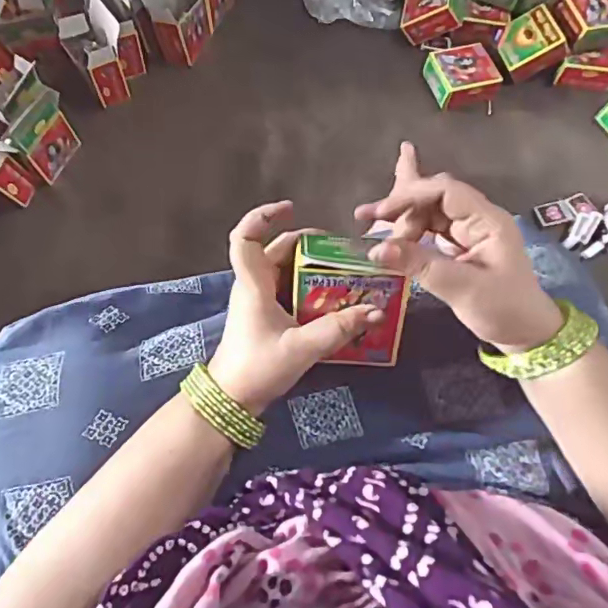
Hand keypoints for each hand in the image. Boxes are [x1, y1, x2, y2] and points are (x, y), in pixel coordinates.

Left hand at [207, 201, 382, 411]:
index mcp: (254, 284)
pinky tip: (333, 300)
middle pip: (275, 250)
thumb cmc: (257, 367)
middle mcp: (254, 286)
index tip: (290, 208)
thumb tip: (375, 311)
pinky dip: (309, 288)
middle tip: (339, 250)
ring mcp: (258, 301)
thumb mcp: (301, 348)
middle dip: (306, 245)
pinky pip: (288, 291)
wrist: (231, 399)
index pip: (245, 237)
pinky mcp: (265, 317)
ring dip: (311, 268)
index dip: (263, 216)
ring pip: (284, 271)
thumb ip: (338, 329)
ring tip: (344, 273)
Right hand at [353, 142, 563, 353]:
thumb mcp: (460, 288)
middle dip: (400, 204)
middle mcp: (478, 219)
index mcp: (487, 221)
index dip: (409, 197)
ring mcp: (469, 232)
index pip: (445, 191)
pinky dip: (409, 232)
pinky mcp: (460, 246)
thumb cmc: (503, 310)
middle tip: (365, 217)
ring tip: (371, 228)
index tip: (379, 214)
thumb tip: (377, 249)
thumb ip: (419, 264)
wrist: (526, 334)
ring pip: (428, 212)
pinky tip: (390, 238)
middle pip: (433, 197)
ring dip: (401, 219)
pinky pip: (430, 229)